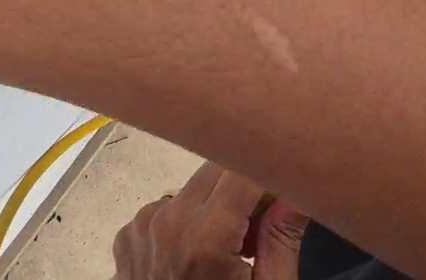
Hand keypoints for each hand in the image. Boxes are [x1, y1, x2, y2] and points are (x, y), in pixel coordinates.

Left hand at [113, 163, 308, 279]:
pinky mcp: (126, 237)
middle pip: (215, 170)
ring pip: (190, 187)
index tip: (280, 179)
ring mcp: (141, 227)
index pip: (242, 168)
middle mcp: (168, 221)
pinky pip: (164, 209)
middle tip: (255, 226)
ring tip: (222, 248)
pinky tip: (190, 257)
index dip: (265, 170)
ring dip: (211, 203)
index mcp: (205, 237)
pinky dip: (183, 222)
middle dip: (241, 185)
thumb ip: (282, 239)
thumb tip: (299, 190)